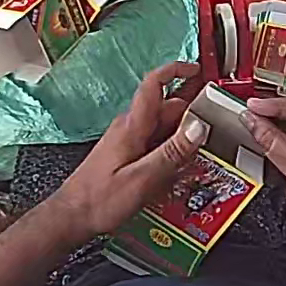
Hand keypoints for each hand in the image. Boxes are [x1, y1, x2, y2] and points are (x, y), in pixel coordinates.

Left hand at [43, 62, 208, 243]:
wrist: (73, 216)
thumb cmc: (100, 200)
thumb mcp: (143, 179)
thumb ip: (172, 153)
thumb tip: (198, 127)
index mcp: (132, 126)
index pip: (153, 84)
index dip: (175, 70)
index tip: (197, 69)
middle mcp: (129, 128)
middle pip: (167, 109)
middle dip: (191, 117)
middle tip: (212, 134)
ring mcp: (127, 140)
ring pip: (163, 128)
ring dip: (181, 138)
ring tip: (196, 159)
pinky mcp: (127, 154)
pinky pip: (155, 144)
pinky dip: (170, 151)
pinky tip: (176, 172)